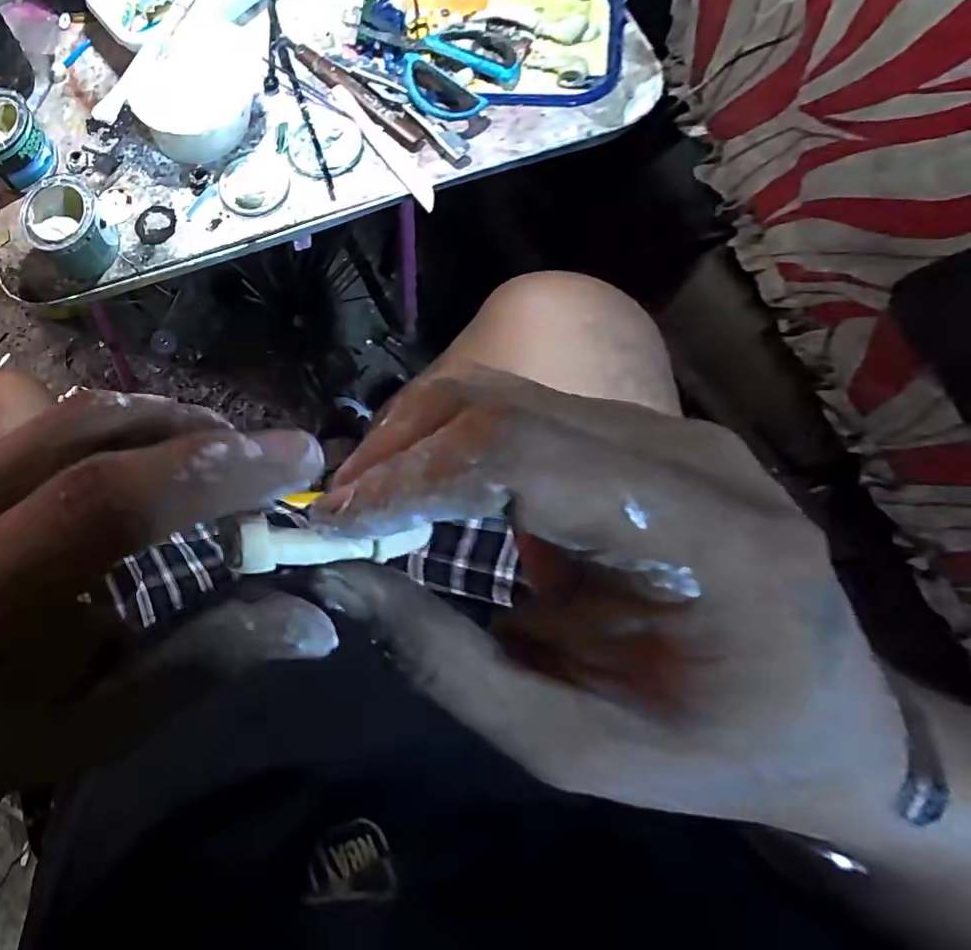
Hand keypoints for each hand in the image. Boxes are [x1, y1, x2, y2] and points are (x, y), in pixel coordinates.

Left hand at [0, 390, 333, 801]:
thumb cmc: (9, 736)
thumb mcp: (108, 723)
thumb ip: (203, 660)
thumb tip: (311, 618)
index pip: (102, 503)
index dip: (205, 471)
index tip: (291, 459)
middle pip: (81, 435)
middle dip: (186, 432)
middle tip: (258, 451)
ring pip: (61, 417)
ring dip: (151, 418)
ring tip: (216, 444)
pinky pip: (43, 428)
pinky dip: (113, 425)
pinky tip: (151, 447)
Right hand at [307, 368, 907, 832]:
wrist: (812, 716)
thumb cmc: (690, 745)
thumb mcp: (556, 740)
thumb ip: (436, 657)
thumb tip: (326, 572)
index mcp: (710, 541)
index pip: (523, 458)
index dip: (409, 480)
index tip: (333, 524)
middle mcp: (688, 457)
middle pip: (494, 406)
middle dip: (389, 455)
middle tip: (331, 514)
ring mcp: (656, 430)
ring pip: (486, 393)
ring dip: (401, 441)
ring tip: (357, 501)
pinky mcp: (618, 429)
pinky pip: (499, 407)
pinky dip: (429, 440)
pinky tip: (403, 485)